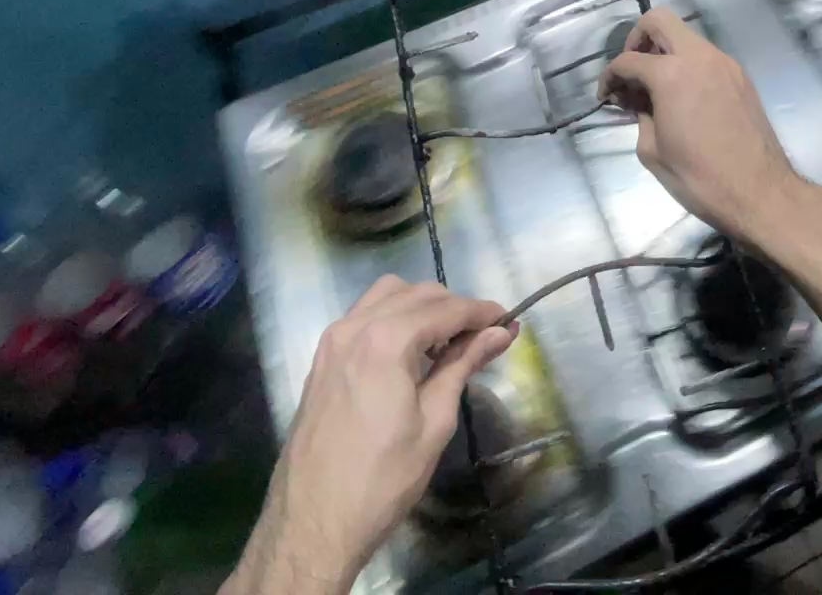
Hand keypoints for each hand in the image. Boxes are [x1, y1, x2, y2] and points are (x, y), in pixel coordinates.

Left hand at [224, 277, 515, 594]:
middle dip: (455, 308)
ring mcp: (332, 341)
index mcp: (385, 340)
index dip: (482, 312)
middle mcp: (355, 327)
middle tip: (485, 336)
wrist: (312, 527)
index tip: (509, 320)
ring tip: (446, 342)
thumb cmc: (382, 479)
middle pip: (418, 294)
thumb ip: (464, 364)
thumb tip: (500, 332)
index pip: (446, 309)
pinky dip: (394, 318)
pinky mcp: (322, 359)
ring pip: (388, 295)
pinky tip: (411, 351)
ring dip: (423, 307)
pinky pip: (364, 316)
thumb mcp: (435, 421)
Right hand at [597, 9, 821, 256]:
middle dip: (638, 40)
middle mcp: (700, 57)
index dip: (609, 76)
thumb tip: (642, 103)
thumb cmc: (699, 178)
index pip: (629, 60)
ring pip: (687, 37)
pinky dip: (688, 66)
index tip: (606, 95)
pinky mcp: (741, 78)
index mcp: (672, 74)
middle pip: (660, 21)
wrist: (759, 192)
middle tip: (632, 72)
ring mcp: (726, 64)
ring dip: (665, 53)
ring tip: (656, 89)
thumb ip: (641, 116)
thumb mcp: (652, 151)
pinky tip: (683, 98)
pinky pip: (706, 58)